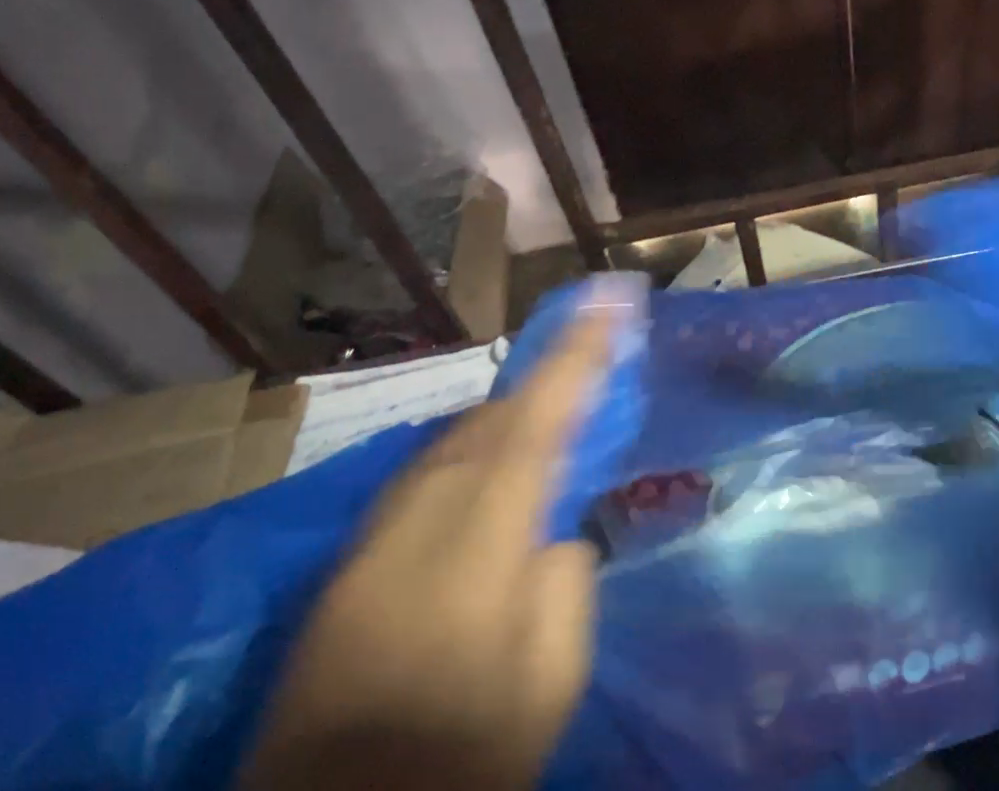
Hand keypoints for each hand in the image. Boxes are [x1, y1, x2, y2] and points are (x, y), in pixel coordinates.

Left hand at [244, 305, 623, 790]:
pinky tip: (489, 461)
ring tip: (552, 395)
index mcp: (474, 557)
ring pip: (444, 450)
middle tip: (590, 341)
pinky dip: (466, 452)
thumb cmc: (467, 754)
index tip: (605, 302)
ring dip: (504, 413)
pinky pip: (419, 481)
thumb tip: (558, 531)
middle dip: (541, 380)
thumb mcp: (551, 683)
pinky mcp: (344, 573)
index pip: (533, 434)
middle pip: (482, 430)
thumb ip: (565, 588)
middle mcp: (412, 533)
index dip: (574, 362)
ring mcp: (367, 550)